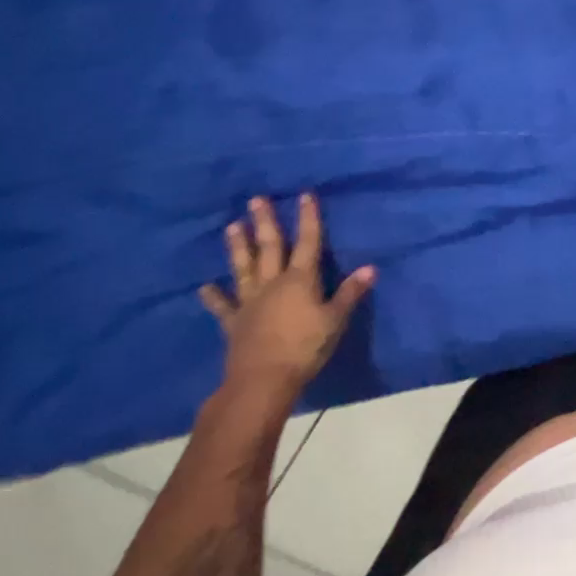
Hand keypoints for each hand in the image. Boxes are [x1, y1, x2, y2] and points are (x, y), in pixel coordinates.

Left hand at [199, 193, 375, 397]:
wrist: (262, 380)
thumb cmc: (305, 347)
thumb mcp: (336, 320)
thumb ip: (351, 293)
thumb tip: (371, 268)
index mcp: (300, 280)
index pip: (308, 242)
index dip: (308, 218)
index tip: (304, 195)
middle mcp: (273, 284)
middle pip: (270, 248)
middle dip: (265, 222)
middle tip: (256, 199)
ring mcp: (250, 302)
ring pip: (244, 268)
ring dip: (238, 247)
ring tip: (231, 227)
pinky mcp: (234, 322)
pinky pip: (223, 306)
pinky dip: (214, 296)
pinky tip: (204, 287)